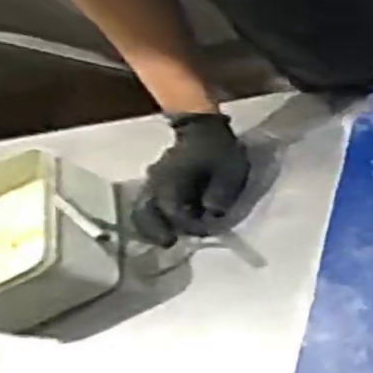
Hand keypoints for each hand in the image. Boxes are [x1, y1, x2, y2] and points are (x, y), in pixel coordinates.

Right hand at [131, 111, 250, 246]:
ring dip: (151, 225)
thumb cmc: (219, 152)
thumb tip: (211, 215)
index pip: (173, 212)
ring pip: (142, 209)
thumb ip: (220, 196)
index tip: (205, 231)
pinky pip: (148, 203)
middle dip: (156, 230)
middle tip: (168, 243)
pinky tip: (165, 226)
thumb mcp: (229, 174)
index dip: (189, 226)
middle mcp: (155, 183)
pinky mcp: (156, 182)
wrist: (203, 129)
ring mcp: (152, 182)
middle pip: (146, 212)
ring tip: (164, 239)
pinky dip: (153, 216)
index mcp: (172, 181)